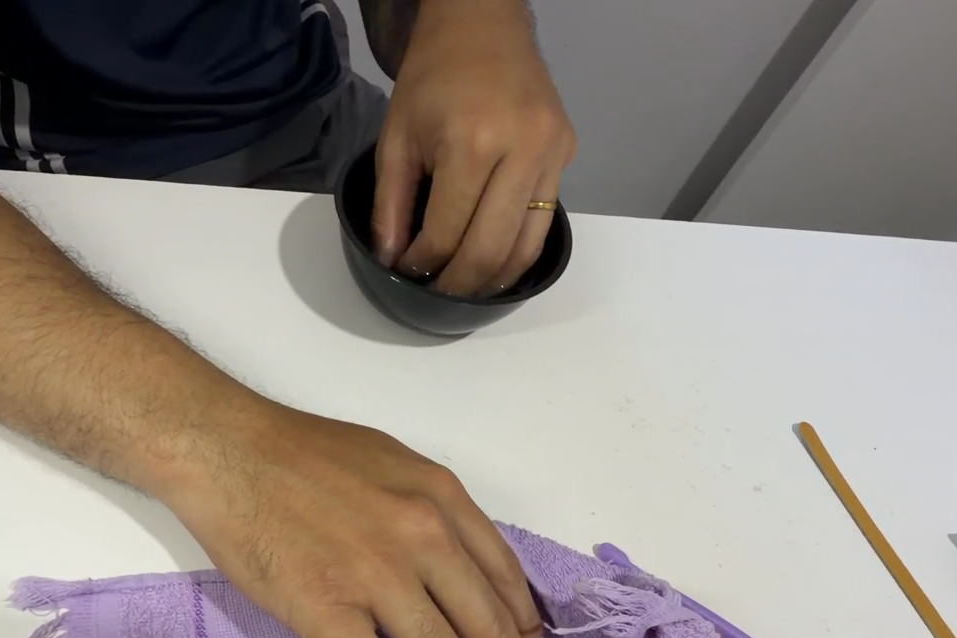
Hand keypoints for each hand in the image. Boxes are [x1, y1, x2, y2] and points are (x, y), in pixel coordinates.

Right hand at [160, 404, 553, 637]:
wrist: (226, 450)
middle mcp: (425, 538)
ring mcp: (376, 575)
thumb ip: (437, 516)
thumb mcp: (392, 463)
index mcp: (443, 502)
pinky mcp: (325, 606)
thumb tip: (470, 579)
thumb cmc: (301, 453)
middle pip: (491, 635)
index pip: (506, 586)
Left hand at [373, 0, 575, 297]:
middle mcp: (521, 151)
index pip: (445, 233)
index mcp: (472, 143)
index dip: (421, 264)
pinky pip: (544, 226)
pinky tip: (493, 266)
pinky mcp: (567, 156)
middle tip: (436, 292)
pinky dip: (516, 256)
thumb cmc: (432, 79)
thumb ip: (389, 206)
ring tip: (464, 290)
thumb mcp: (395, 139)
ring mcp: (552, 154)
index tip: (406, 270)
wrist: (483, 25)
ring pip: (524, 247)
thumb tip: (391, 261)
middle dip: (457, 284)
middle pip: (489, 249)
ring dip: (491, 281)